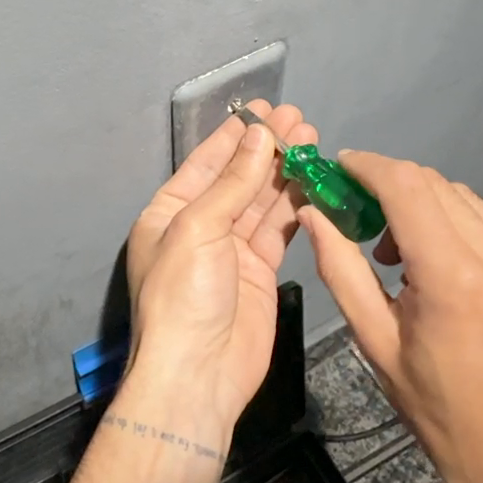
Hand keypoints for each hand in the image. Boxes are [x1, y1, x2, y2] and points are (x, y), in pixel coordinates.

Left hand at [123, 100, 316, 426]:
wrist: (199, 373)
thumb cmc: (183, 295)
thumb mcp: (198, 229)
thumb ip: (233, 183)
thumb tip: (259, 137)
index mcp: (169, 214)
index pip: (204, 164)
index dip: (234, 137)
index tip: (263, 110)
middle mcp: (199, 227)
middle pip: (237, 179)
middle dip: (266, 149)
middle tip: (299, 119)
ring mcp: (231, 250)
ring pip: (261, 201)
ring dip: (285, 172)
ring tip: (313, 139)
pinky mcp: (261, 271)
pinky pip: (279, 230)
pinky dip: (295, 206)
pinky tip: (313, 182)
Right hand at [300, 152, 482, 482]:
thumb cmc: (440, 415)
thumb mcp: (377, 344)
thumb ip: (342, 270)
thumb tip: (313, 215)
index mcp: (455, 279)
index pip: (407, 187)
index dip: (369, 166)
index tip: (341, 167)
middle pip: (438, 187)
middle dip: (393, 186)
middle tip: (361, 215)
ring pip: (472, 205)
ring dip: (429, 210)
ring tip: (403, 252)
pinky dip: (465, 236)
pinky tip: (450, 274)